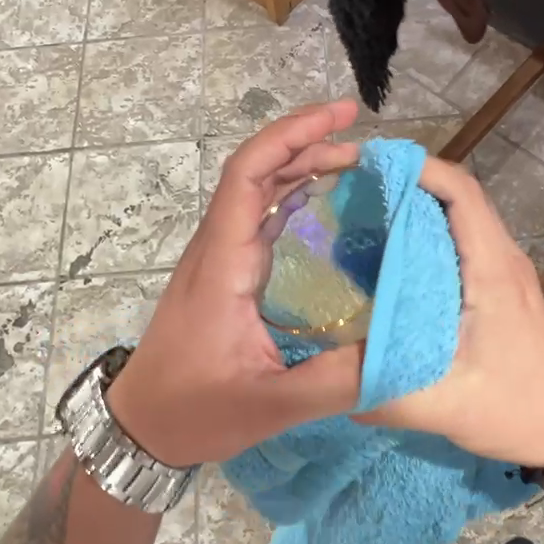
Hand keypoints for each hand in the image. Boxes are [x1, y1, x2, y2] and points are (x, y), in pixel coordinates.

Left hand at [106, 101, 365, 466]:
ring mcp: (218, 255)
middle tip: (359, 130)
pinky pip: (257, 213)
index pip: (249, 175)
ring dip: (298, 162)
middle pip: (254, 169)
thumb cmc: (195, 411)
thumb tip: (403, 345)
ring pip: (255, 188)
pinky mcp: (224, 269)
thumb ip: (336, 380)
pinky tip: (319, 196)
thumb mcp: (272, 404)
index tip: (340, 118)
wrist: (140, 425)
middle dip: (303, 138)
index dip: (291, 135)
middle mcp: (218, 245)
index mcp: (224, 262)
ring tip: (351, 157)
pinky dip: (290, 192)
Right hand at [355, 156, 543, 467]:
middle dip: (411, 179)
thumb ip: (379, 388)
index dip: (420, 168)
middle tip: (357, 186)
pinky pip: (466, 235)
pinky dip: (432, 226)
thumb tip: (313, 372)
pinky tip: (395, 249)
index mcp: (492, 270)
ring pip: (464, 212)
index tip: (372, 165)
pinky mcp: (502, 282)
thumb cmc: (510, 410)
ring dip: (421, 201)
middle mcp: (503, 257)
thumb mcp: (441, 405)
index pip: (461, 193)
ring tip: (369, 208)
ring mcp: (506, 267)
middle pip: (460, 193)